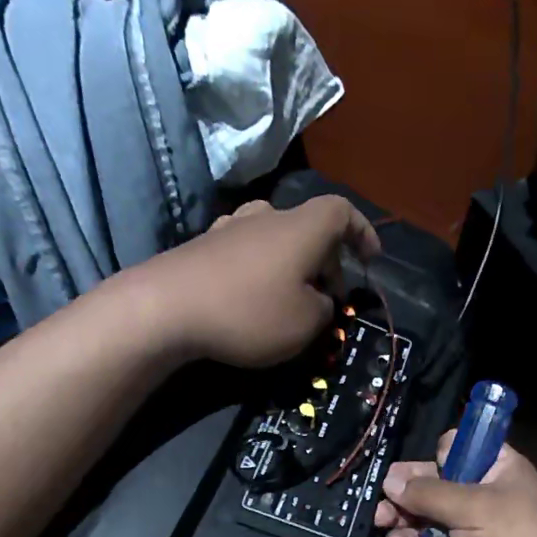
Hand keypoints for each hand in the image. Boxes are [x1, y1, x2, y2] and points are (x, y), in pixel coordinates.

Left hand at [105, 197, 379, 367]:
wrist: (166, 308)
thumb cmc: (249, 312)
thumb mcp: (305, 324)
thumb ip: (324, 309)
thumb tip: (319, 299)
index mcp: (301, 227)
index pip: (342, 212)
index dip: (362, 232)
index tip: (371, 258)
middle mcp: (267, 217)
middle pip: (309, 227)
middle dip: (327, 259)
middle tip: (330, 296)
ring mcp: (230, 228)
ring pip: (276, 237)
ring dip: (292, 262)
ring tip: (293, 294)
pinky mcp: (203, 246)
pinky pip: (247, 251)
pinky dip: (262, 268)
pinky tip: (254, 295)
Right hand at [374, 434, 536, 536]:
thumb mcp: (475, 509)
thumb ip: (429, 492)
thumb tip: (389, 481)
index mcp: (496, 468)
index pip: (458, 446)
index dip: (438, 455)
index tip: (424, 470)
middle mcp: (476, 491)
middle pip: (430, 477)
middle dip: (406, 486)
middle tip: (384, 494)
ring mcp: (460, 523)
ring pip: (418, 509)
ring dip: (398, 513)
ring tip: (383, 521)